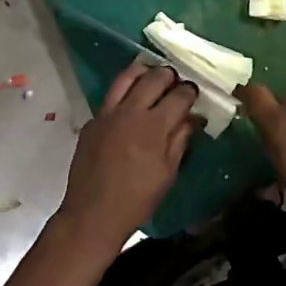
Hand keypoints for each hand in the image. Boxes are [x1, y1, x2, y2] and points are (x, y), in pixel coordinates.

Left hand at [59, 65, 199, 244]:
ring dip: (142, 72)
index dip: (190, 91)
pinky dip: (123, 92)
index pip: (179, 96)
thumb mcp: (167, 173)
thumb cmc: (137, 199)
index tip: (194, 93)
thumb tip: (191, 119)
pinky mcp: (92, 121)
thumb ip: (179, 141)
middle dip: (169, 75)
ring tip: (151, 74)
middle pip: (153, 79)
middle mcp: (130, 112)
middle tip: (175, 81)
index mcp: (154, 126)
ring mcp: (107, 114)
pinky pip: (110, 97)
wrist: (93, 212)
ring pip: (126, 78)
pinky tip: (129, 101)